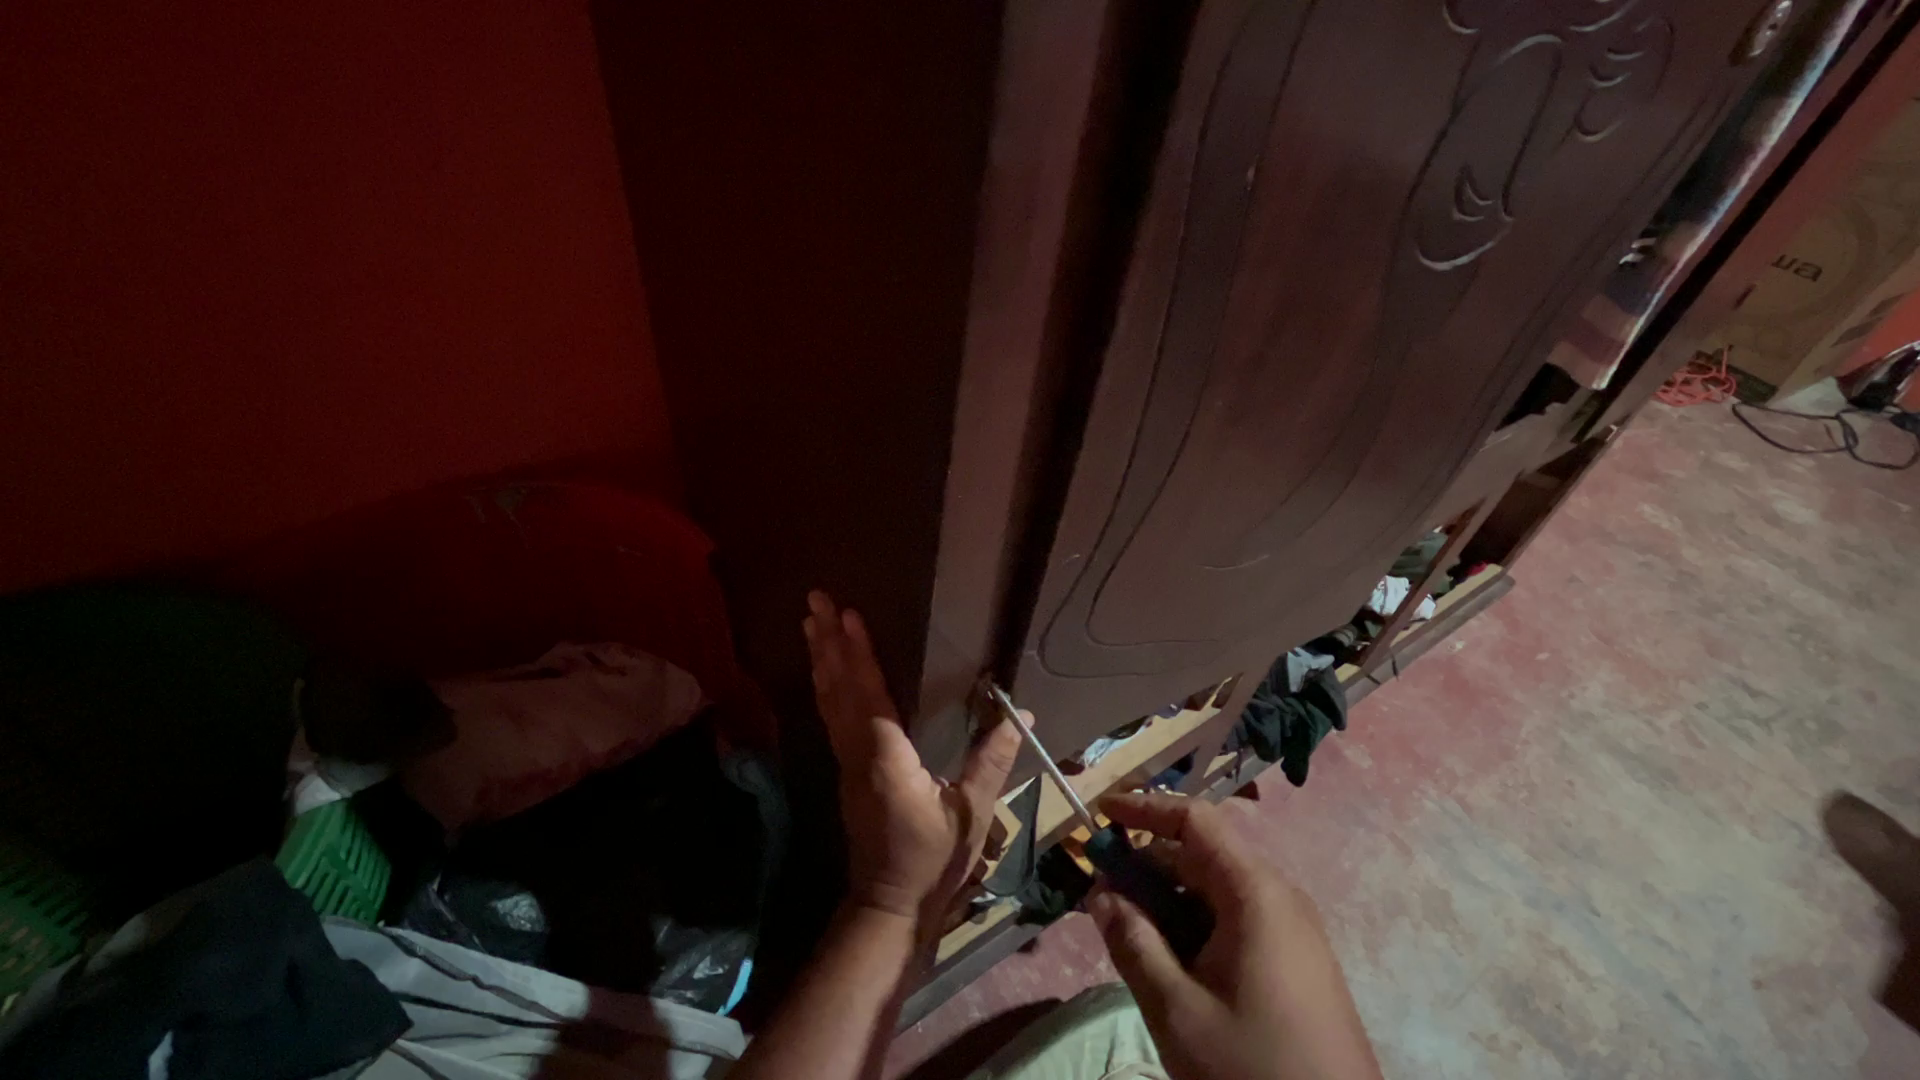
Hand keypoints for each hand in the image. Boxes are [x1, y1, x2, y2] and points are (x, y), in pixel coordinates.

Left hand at [803, 590, 1021, 929]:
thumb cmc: (933, 861)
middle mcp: (858, 755)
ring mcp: (847, 763)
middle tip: (814, 600)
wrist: (890, 905)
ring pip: (829, 701)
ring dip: (821, 658)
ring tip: (810, 621)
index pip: (870, 697)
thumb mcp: (972, 814)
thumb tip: (1021, 714)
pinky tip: (824, 669)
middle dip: (827, 643)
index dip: (859, 654)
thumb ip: (993, 762)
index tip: (848, 616)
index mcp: (887, 761)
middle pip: (838, 690)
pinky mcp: (847, 771)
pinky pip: (832, 716)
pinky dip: (826, 684)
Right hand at [1089, 793, 1381, 1079]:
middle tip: (1101, 893)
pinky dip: (1194, 922)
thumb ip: (1133, 943)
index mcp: (1255, 893)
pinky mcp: (1295, 961)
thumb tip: (1101, 895)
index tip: (1100, 814)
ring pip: (1217, 889)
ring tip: (1127, 931)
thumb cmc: (1251, 1066)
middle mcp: (1278, 897)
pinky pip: (1235, 918)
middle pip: (1204, 854)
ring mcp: (1292, 930)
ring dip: (1168, 897)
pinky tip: (1169, 958)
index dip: (1145, 808)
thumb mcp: (1176, 1009)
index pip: (1196, 820)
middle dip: (1148, 863)